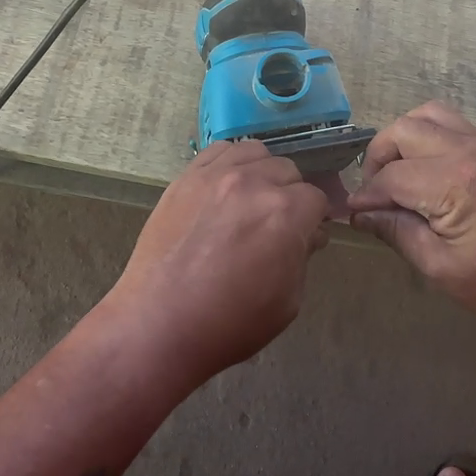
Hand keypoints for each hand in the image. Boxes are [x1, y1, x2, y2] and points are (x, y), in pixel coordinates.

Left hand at [101, 140, 329, 382]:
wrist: (159, 324)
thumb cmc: (230, 323)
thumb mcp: (287, 301)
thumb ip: (303, 258)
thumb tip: (308, 235)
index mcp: (286, 214)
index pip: (316, 198)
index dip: (313, 220)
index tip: (304, 236)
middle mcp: (254, 183)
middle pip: (288, 171)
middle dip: (290, 196)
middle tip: (275, 225)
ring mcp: (216, 175)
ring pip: (255, 152)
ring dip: (262, 172)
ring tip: (250, 200)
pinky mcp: (187, 177)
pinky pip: (219, 150)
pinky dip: (230, 162)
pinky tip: (226, 186)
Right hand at [347, 101, 475, 338]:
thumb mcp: (440, 267)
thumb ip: (397, 232)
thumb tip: (360, 213)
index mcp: (455, 184)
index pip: (393, 177)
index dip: (367, 196)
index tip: (354, 213)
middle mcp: (468, 152)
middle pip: (404, 131)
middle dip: (379, 158)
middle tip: (374, 193)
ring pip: (427, 115)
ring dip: (403, 137)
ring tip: (397, 172)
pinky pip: (450, 122)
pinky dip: (428, 134)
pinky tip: (424, 167)